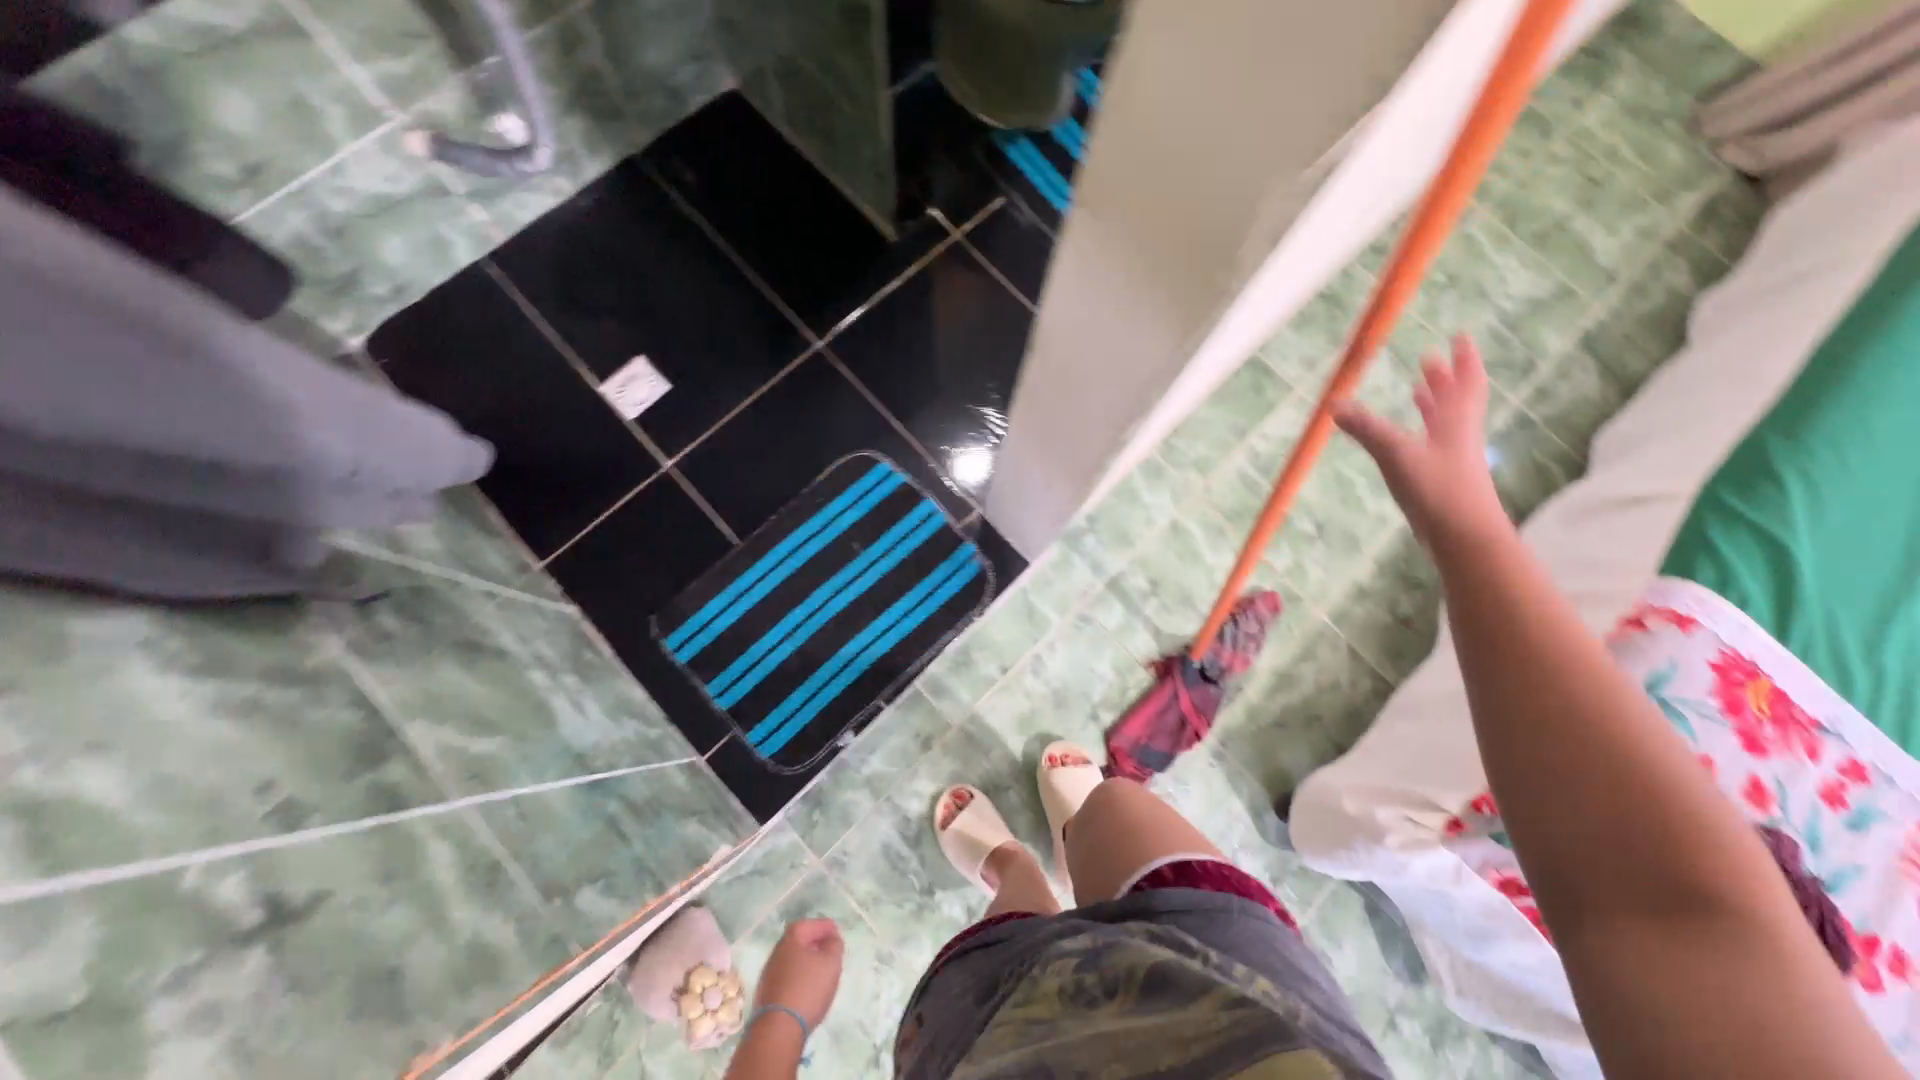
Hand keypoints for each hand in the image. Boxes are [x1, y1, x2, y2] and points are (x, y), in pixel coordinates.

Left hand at [752, 918, 843, 1029]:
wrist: (778, 1028)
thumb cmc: (808, 989)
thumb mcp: (830, 963)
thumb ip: (834, 946)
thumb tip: (831, 938)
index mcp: (790, 941)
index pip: (807, 924)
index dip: (822, 926)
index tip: (836, 931)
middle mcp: (776, 953)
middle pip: (797, 941)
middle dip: (814, 941)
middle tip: (829, 947)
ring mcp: (769, 974)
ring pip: (791, 959)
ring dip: (806, 960)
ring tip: (821, 968)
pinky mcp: (767, 994)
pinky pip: (787, 976)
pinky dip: (799, 975)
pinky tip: (807, 986)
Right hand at [1332, 334, 1510, 548]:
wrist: (1466, 540)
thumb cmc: (1439, 491)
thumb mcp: (1397, 455)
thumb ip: (1366, 429)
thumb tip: (1334, 404)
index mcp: (1457, 423)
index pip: (1465, 383)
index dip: (1464, 359)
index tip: (1460, 337)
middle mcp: (1459, 438)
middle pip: (1455, 402)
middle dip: (1443, 380)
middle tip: (1430, 361)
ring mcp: (1454, 462)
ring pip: (1445, 425)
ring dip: (1433, 406)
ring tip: (1419, 393)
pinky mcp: (1445, 484)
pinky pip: (1433, 447)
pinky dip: (1422, 435)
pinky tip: (1409, 443)